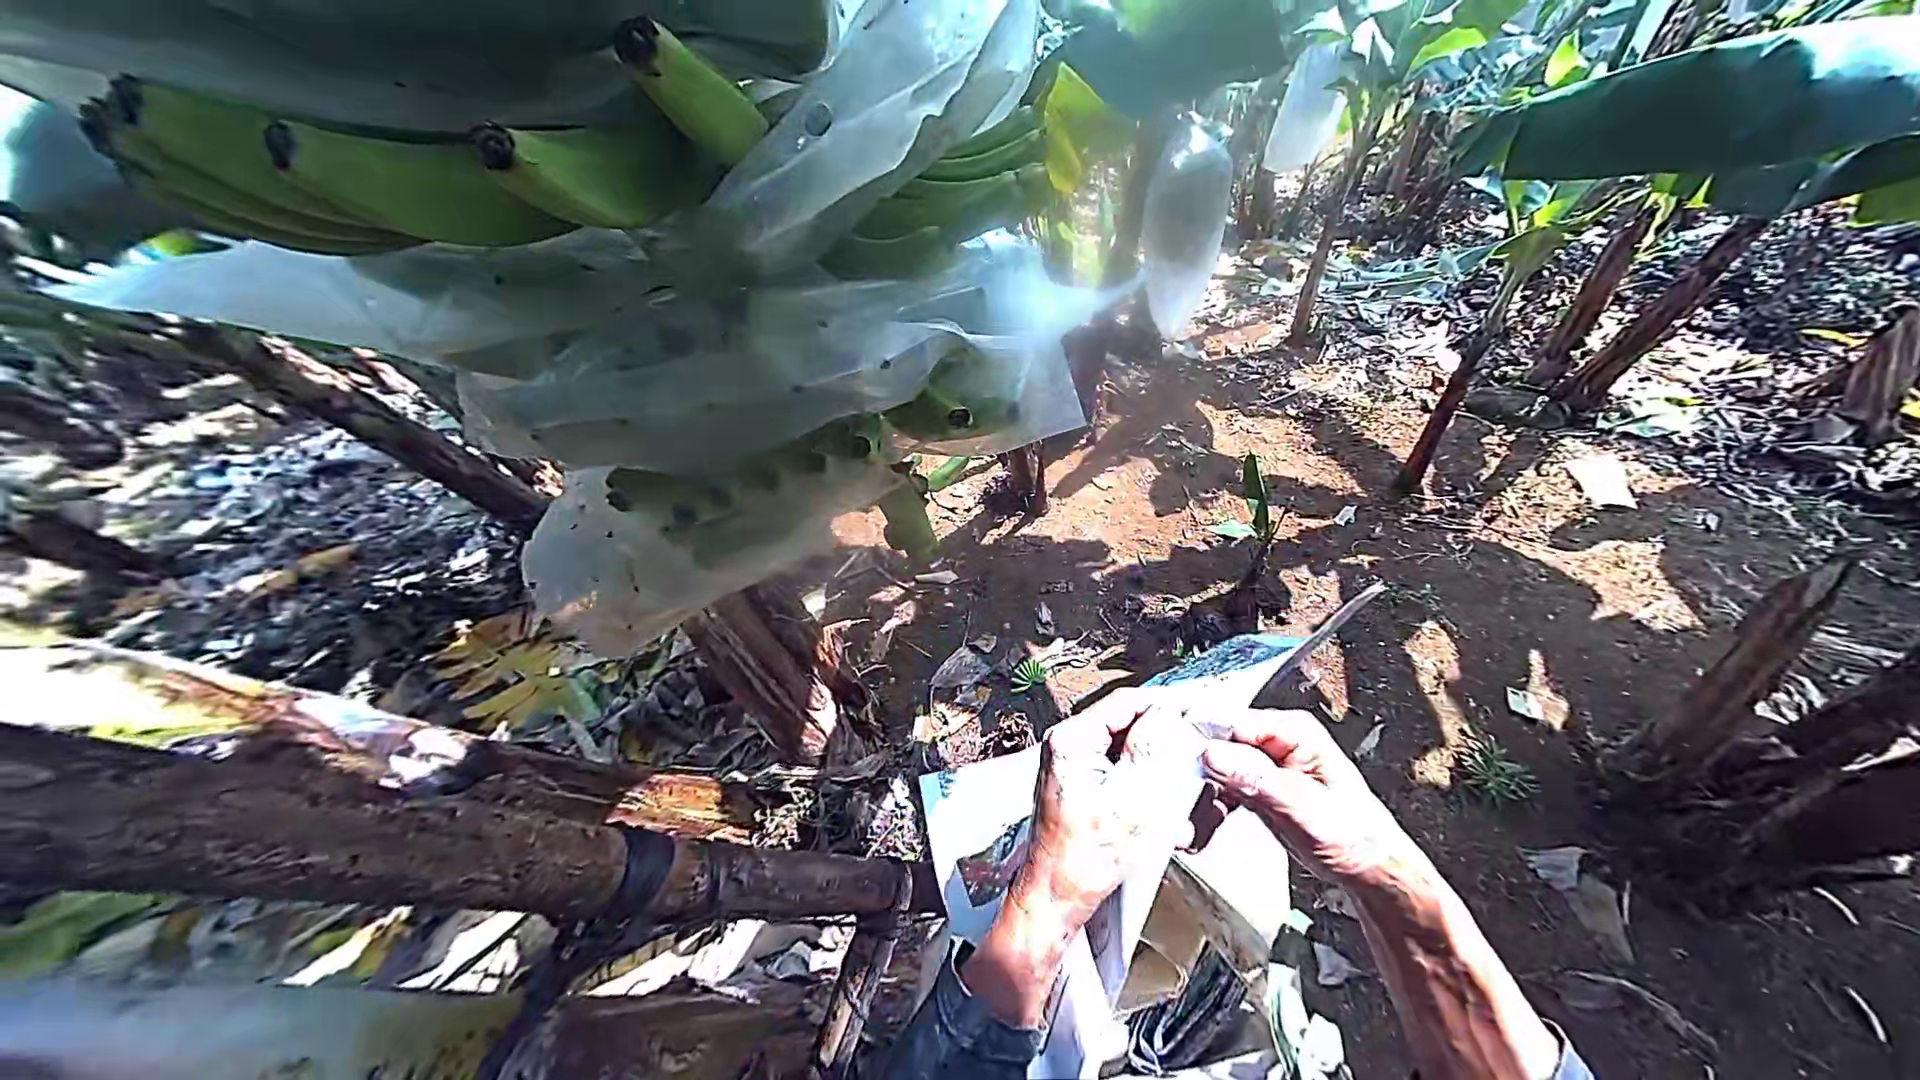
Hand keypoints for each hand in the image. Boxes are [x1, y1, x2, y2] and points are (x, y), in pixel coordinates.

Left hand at [1017, 689, 1201, 922]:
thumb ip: (1150, 753)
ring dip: (1159, 763)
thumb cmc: (1082, 861)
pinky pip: (1121, 768)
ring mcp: (1073, 762)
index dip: (1167, 705)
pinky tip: (1164, 804)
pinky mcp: (1081, 782)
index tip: (1199, 711)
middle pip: (1127, 722)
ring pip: (1128, 746)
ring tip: (1183, 781)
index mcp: (1071, 740)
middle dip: (1165, 737)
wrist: (1055, 898)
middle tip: (1198, 746)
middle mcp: (1067, 744)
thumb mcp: (1129, 804)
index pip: (1126, 702)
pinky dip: (1146, 781)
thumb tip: (1169, 712)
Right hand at [1202, 711, 1564, 1079]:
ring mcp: (1258, 764)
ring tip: (1180, 829)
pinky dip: (1203, 815)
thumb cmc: (1356, 838)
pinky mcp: (1251, 788)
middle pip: (1212, 744)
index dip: (1193, 737)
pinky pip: (1215, 795)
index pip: (1227, 722)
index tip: (1163, 755)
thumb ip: (1256, 779)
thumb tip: (1210, 753)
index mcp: (1289, 730)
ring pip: (1208, 772)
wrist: (1373, 878)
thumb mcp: (1304, 809)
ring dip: (1191, 801)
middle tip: (1167, 799)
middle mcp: (1269, 740)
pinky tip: (1193, 836)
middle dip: (1188, 776)